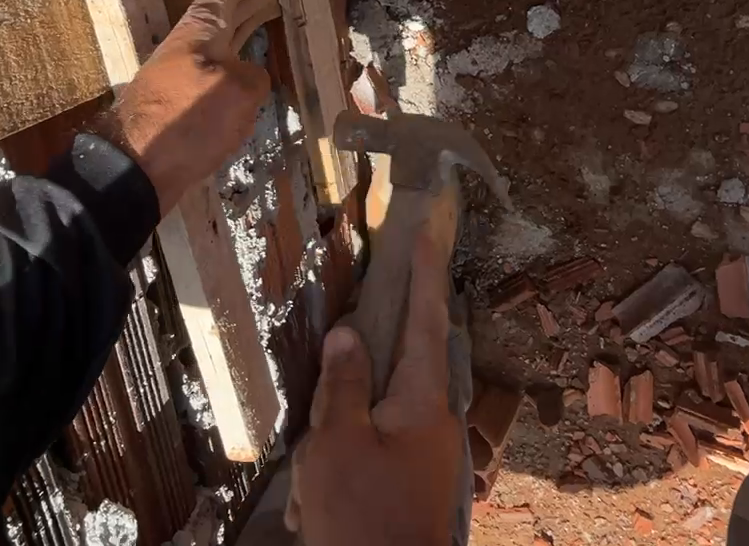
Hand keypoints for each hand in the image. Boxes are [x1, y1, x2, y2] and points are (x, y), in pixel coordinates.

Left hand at [107, 0, 272, 214]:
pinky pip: (215, 75)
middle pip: (221, 17)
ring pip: (218, 46)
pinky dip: (235, 67)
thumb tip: (251, 77)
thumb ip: (254, 76)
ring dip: (240, 33)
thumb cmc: (188, 118)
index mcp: (200, 31)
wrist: (135, 167)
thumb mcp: (238, 91)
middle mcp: (188, 48)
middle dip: (245, 3)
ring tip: (263, 24)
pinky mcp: (180, 107)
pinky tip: (246, 75)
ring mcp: (181, 78)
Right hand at [287, 234, 463, 545]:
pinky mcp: (414, 477)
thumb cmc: (362, 516)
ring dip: (337, 442)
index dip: (425, 272)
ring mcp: (427, 451)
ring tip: (313, 489)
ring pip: (373, 415)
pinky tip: (319, 503)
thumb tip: (348, 334)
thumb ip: (343, 383)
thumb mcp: (338, 444)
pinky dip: (343, 466)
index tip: (425, 232)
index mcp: (423, 398)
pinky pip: (374, 449)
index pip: (427, 317)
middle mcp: (434, 418)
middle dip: (347, 394)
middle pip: (390, 371)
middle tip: (320, 437)